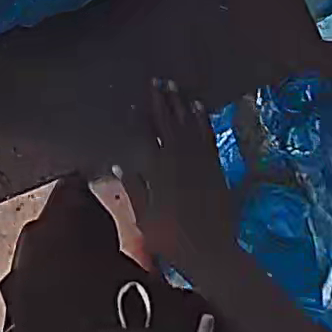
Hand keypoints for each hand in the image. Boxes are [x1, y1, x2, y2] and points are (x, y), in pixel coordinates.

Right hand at [121, 79, 238, 273]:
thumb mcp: (144, 217)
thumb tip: (118, 164)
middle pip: (167, 123)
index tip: (132, 102)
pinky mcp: (214, 164)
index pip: (145, 136)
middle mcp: (178, 159)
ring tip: (174, 86)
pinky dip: (202, 118)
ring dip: (180, 103)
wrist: (211, 250)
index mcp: (158, 171)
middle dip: (161, 100)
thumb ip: (133, 188)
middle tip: (157, 80)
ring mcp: (198, 160)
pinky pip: (207, 134)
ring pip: (188, 124)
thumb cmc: (172, 238)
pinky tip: (199, 105)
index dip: (138, 118)